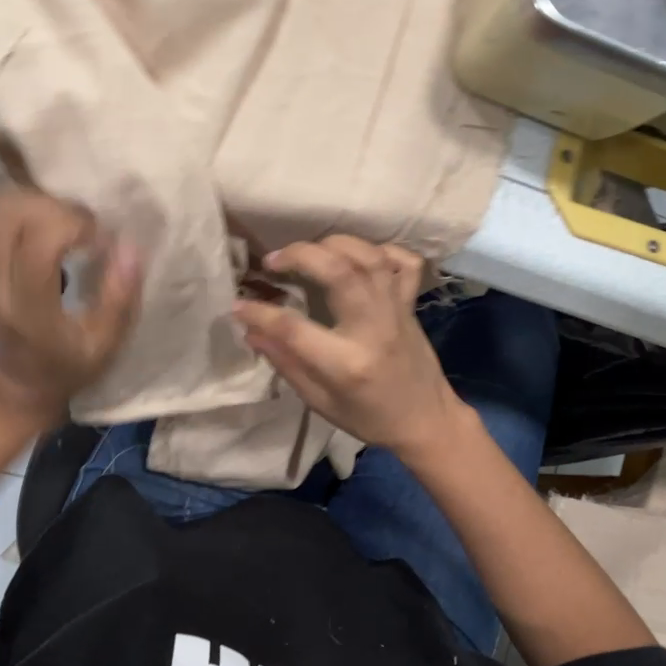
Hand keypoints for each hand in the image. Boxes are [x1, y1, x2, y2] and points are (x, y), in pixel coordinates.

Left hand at [0, 189, 141, 422]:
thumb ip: (119, 298)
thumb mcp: (106, 346)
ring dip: (33, 200)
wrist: (21, 383)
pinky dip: (14, 202)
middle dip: (55, 207)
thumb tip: (130, 246)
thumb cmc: (70, 367)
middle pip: (11, 215)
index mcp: (29, 312)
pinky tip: (41, 218)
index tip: (101, 238)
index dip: (74, 225)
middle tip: (83, 226)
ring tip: (63, 219)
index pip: (38, 245)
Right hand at [231, 236, 468, 458]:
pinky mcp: (412, 304)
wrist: (427, 421)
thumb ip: (286, 364)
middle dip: (300, 255)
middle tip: (273, 260)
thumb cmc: (369, 418)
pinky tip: (358, 256)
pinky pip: (404, 262)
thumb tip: (252, 331)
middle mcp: (373, 328)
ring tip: (310, 251)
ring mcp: (396, 311)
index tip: (238, 305)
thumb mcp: (320, 402)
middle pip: (339, 272)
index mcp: (346, 363)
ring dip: (335, 244)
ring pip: (369, 258)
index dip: (260, 313)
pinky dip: (381, 250)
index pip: (294, 328)